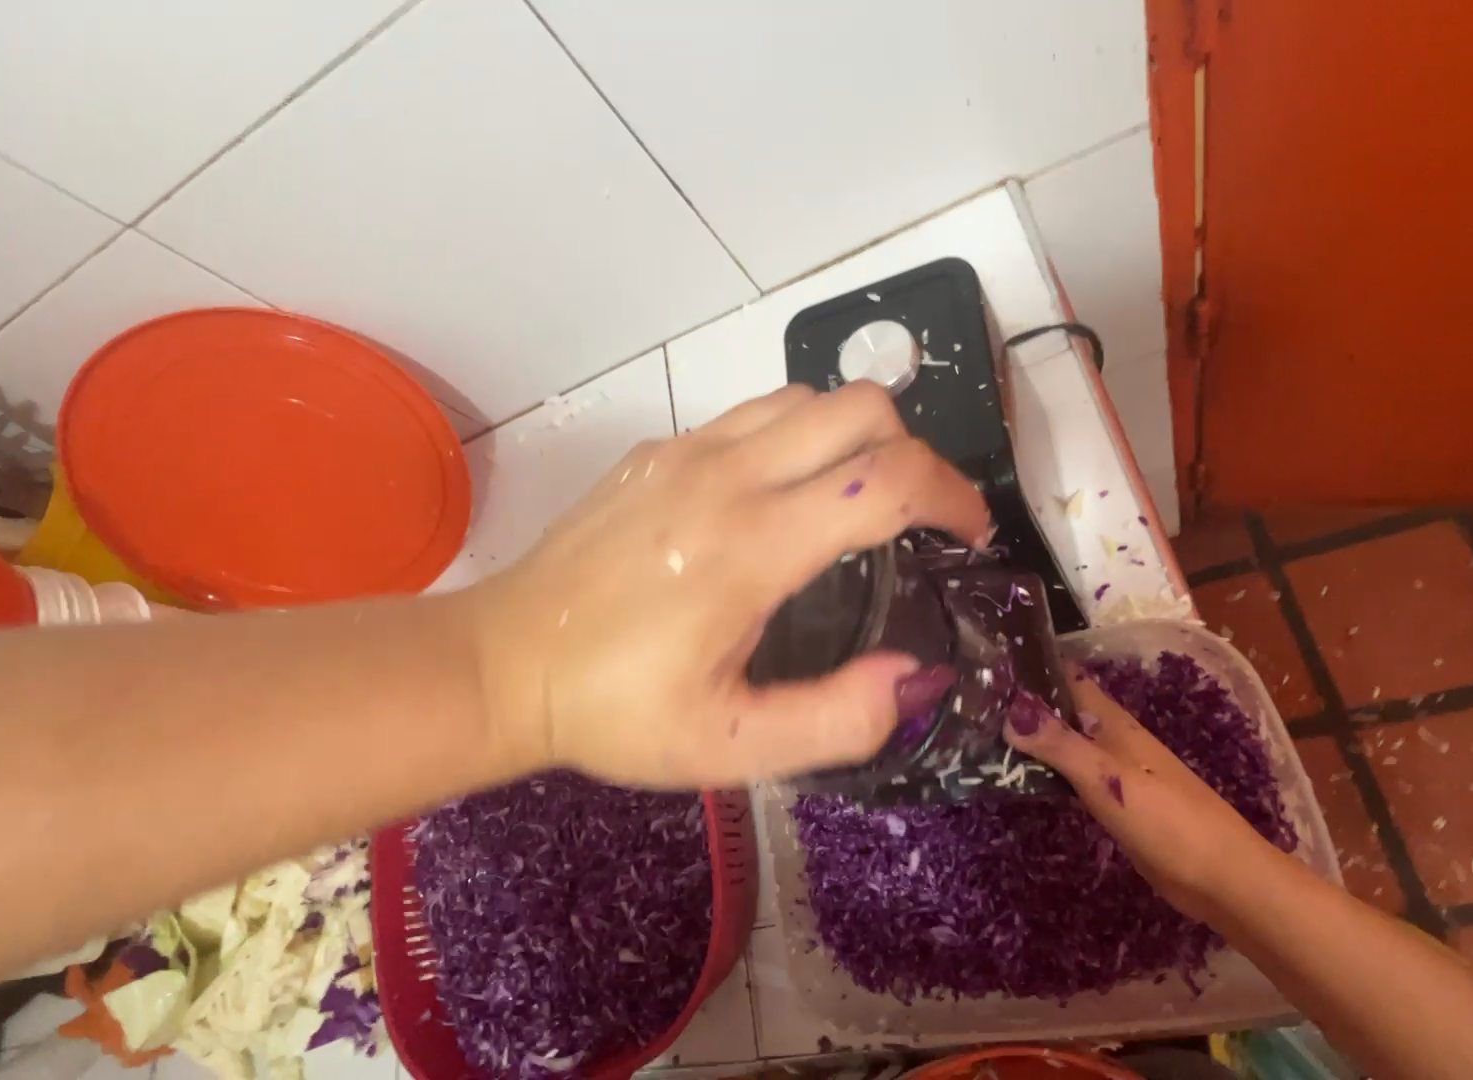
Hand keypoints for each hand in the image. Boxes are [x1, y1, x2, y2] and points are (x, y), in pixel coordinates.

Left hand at [468, 382, 990, 788]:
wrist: (505, 663)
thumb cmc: (616, 711)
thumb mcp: (730, 746)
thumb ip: (836, 718)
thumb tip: (912, 676)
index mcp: (753, 546)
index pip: (888, 480)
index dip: (953, 497)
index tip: (967, 535)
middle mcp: (725, 475)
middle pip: (862, 407)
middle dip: (916, 453)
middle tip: (920, 517)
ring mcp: (686, 451)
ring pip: (808, 398)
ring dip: (856, 438)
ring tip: (856, 502)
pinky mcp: (658, 449)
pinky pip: (754, 414)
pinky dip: (799, 437)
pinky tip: (783, 496)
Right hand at [1005, 668, 1275, 920]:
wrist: (1224, 880)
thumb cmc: (1168, 820)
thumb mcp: (1107, 778)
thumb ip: (1059, 745)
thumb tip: (1008, 710)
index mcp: (1115, 724)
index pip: (1070, 679)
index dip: (1034, 668)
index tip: (989, 665)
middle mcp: (1113, 741)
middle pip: (1063, 712)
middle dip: (1024, 706)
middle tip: (972, 705)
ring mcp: (1116, 774)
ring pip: (1066, 745)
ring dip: (1033, 740)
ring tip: (983, 736)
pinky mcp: (1117, 805)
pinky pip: (1072, 778)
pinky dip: (1047, 772)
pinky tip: (1020, 779)